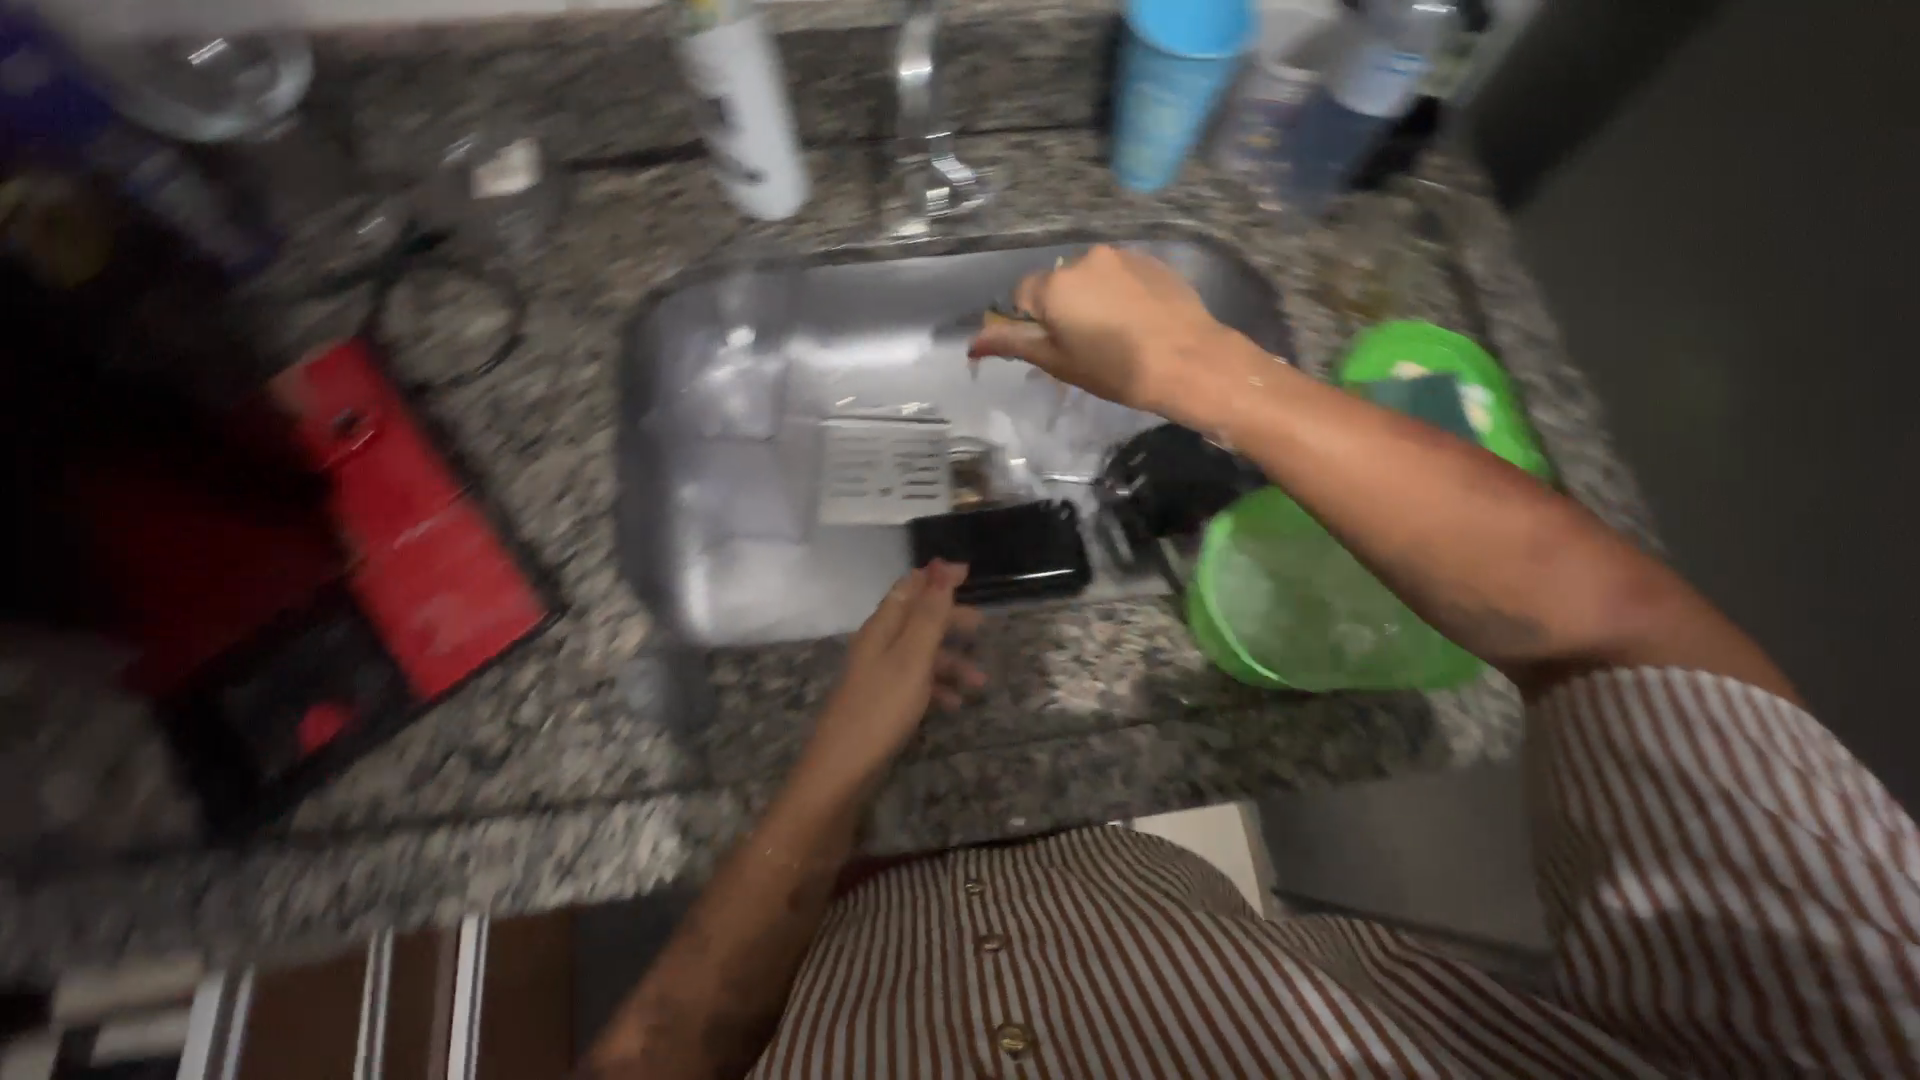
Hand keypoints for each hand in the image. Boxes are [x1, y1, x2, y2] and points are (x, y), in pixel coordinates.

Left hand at [800, 560, 984, 785]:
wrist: (843, 769)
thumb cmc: (881, 707)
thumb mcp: (912, 657)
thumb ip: (929, 614)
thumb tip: (939, 567)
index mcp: (882, 627)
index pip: (909, 588)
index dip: (936, 577)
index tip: (967, 572)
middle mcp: (878, 644)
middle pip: (917, 619)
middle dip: (949, 620)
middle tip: (981, 626)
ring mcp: (879, 674)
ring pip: (921, 654)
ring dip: (950, 662)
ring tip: (979, 682)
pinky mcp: (882, 701)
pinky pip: (916, 683)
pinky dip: (937, 687)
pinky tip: (954, 705)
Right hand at [966, 245, 1247, 422]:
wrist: (1188, 361)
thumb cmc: (1115, 370)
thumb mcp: (1058, 362)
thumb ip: (1013, 344)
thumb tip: (973, 342)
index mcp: (1054, 285)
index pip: (1022, 295)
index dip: (1034, 322)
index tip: (1055, 346)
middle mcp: (1083, 258)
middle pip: (1058, 282)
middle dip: (1064, 307)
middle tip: (1087, 344)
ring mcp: (1121, 255)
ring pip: (1091, 277)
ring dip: (1093, 298)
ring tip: (1117, 332)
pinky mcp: (1152, 260)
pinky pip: (1121, 274)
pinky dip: (1121, 293)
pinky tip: (1138, 320)